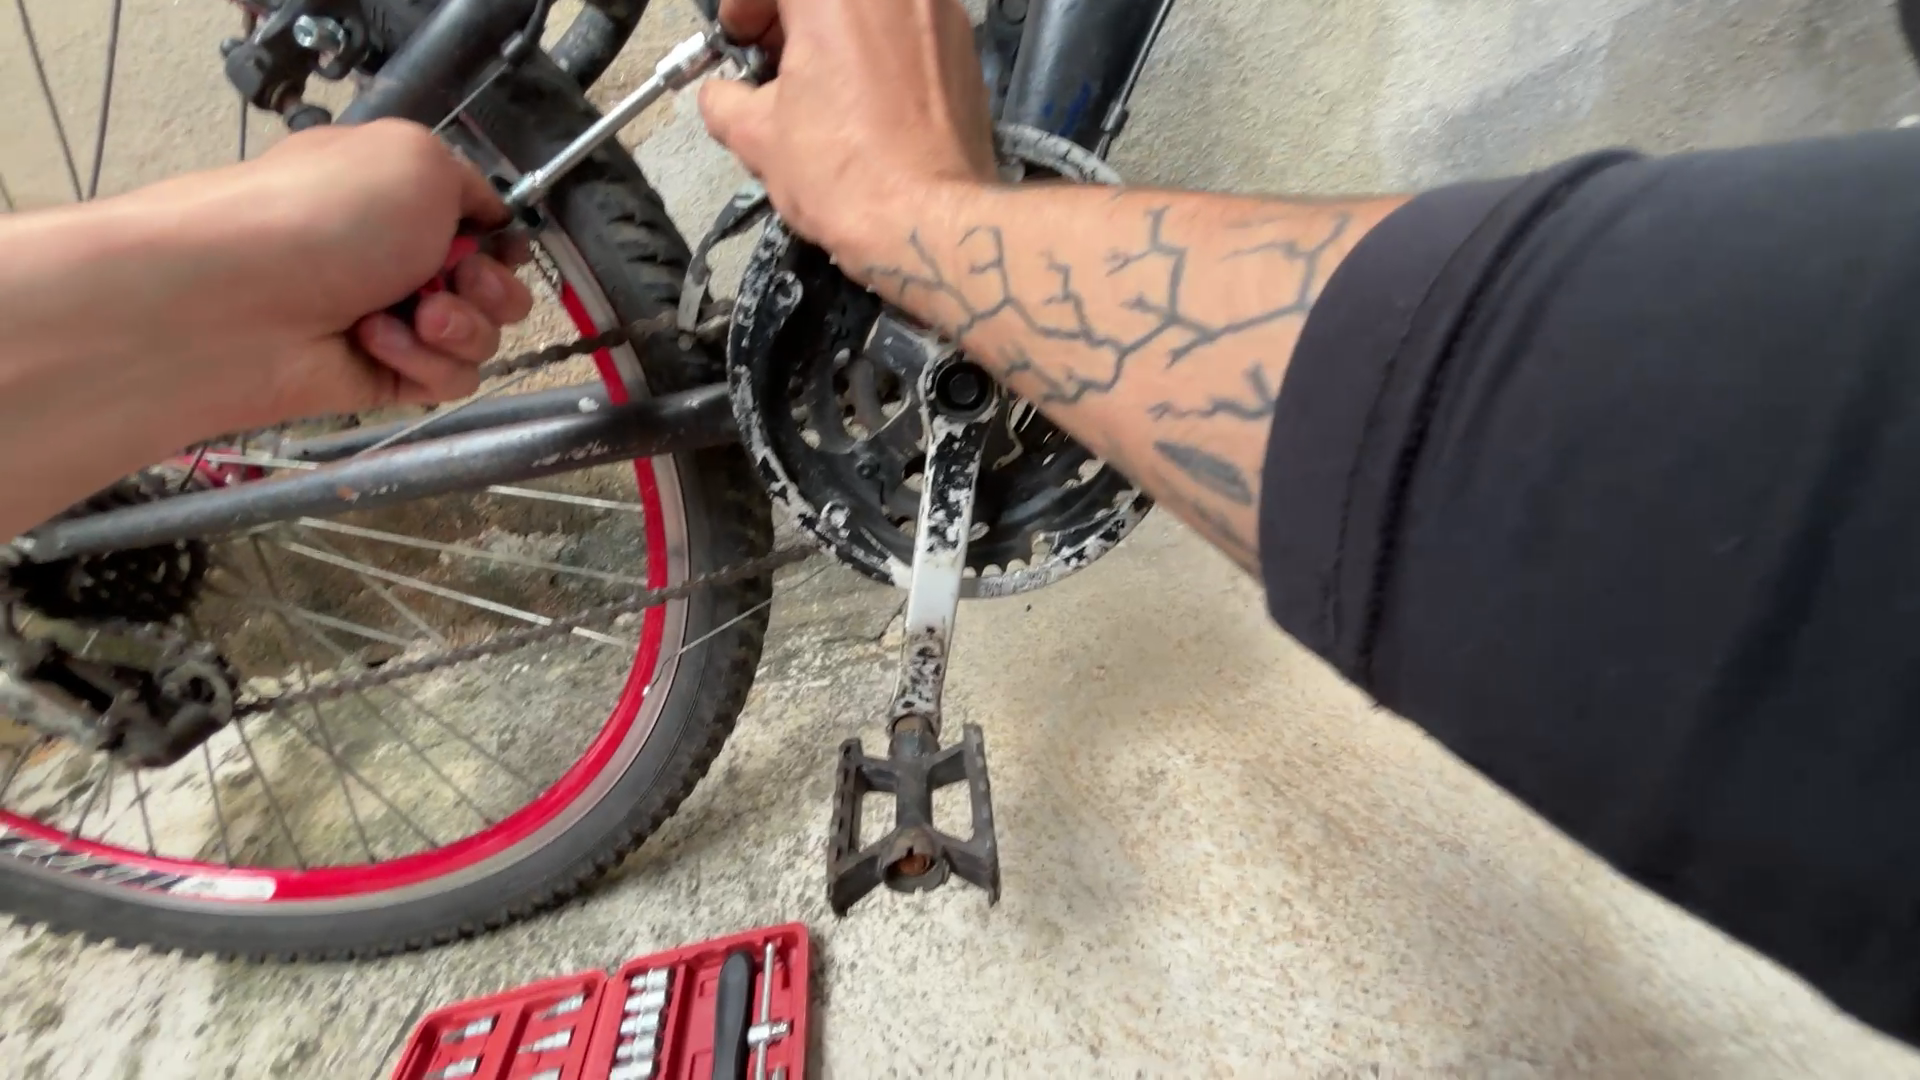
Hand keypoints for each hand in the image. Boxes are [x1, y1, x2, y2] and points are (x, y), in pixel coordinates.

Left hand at [96, 120, 534, 428]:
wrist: (244, 301)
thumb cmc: (329, 216)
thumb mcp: (415, 157)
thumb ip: (473, 182)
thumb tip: (494, 222)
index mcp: (404, 208)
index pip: (488, 236)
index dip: (503, 246)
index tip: (491, 246)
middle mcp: (404, 264)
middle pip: (500, 294)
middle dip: (493, 291)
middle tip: (456, 281)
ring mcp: (401, 323)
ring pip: (485, 340)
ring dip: (460, 329)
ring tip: (409, 317)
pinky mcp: (396, 376)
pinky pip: (455, 379)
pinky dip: (427, 362)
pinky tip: (376, 344)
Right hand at [700, 0, 996, 266]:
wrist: (930, 225)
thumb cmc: (842, 176)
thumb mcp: (760, 140)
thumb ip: (726, 103)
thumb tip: (721, 98)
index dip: (746, 6)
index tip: (740, 40)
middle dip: (796, 19)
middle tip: (779, 64)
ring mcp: (941, 14)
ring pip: (875, 9)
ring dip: (843, 34)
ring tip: (829, 90)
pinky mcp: (969, 55)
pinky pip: (914, 36)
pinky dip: (885, 56)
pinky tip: (875, 107)